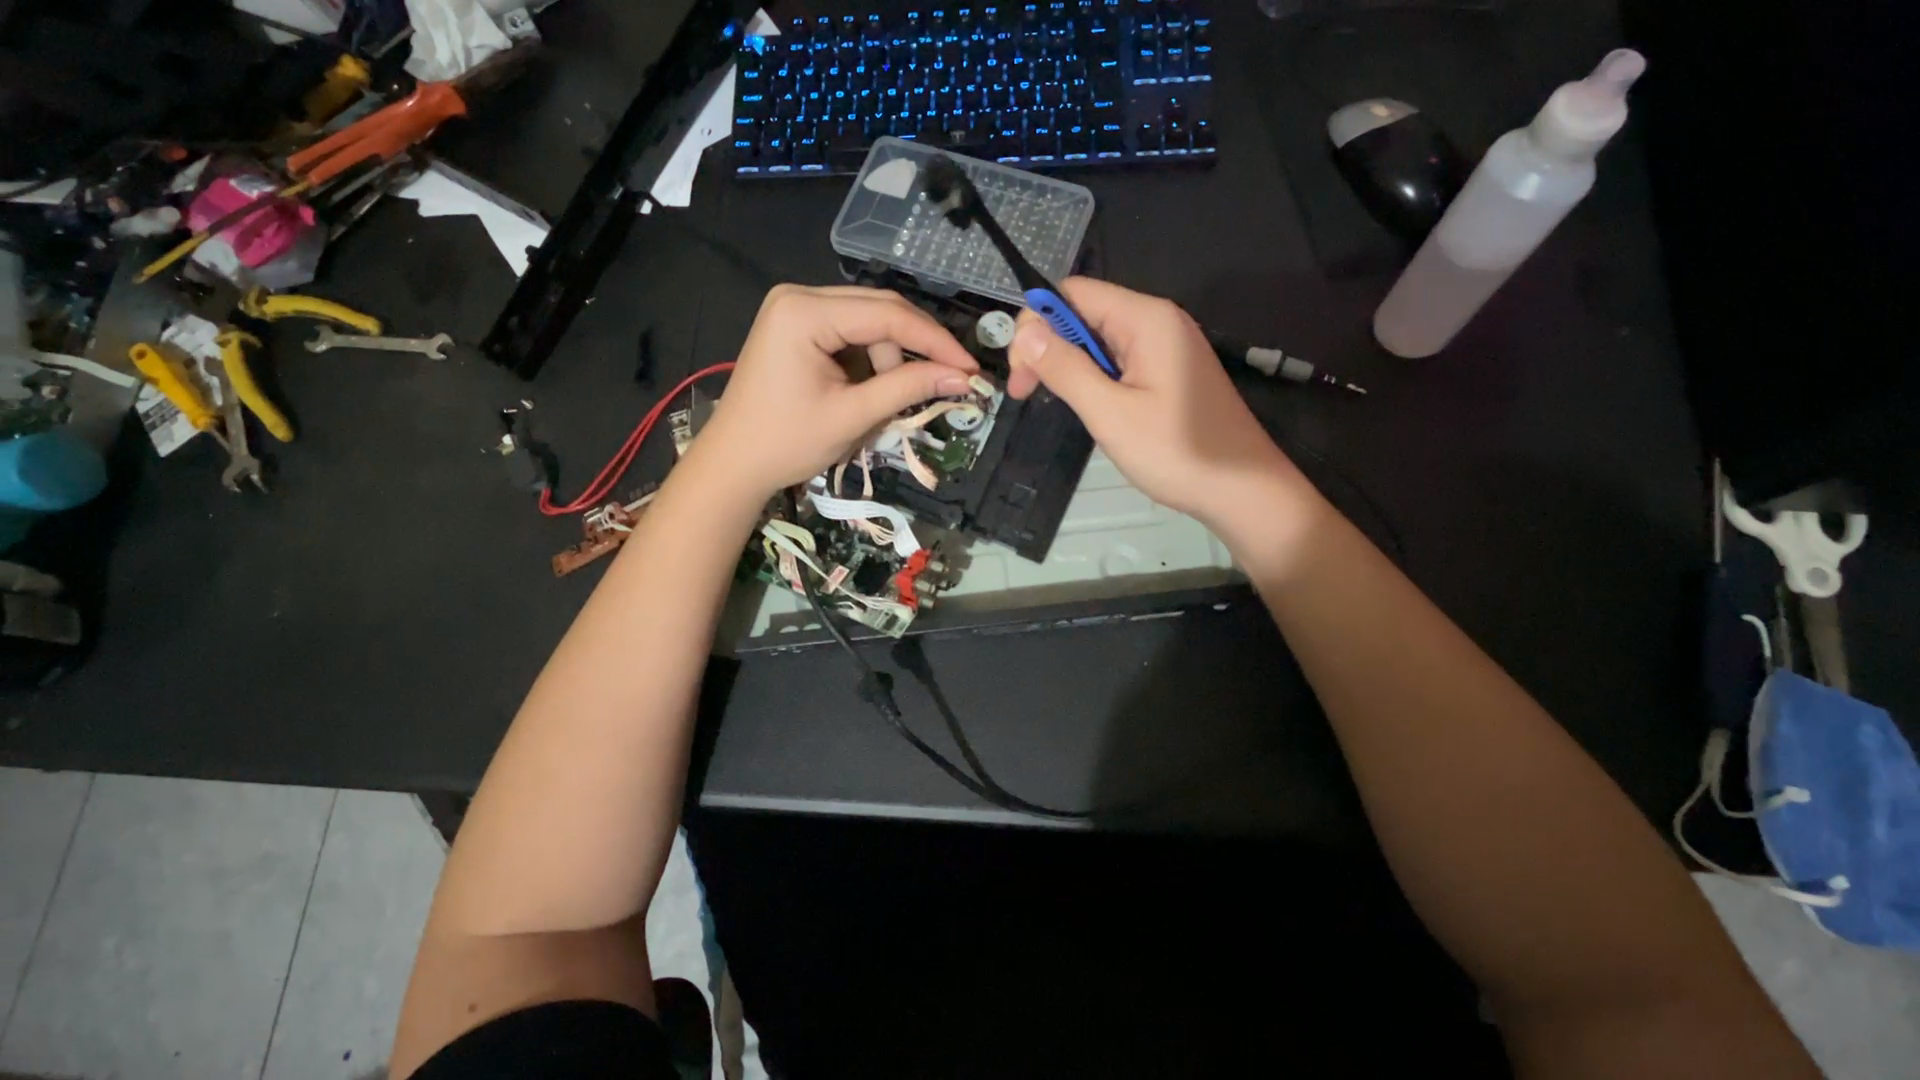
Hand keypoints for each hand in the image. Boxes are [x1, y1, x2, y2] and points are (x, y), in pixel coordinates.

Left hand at [693, 284, 979, 498]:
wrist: (733, 464)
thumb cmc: (786, 443)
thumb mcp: (853, 416)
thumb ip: (908, 389)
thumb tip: (964, 378)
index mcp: (804, 312)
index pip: (887, 315)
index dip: (934, 341)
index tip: (970, 369)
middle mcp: (799, 296)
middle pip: (880, 310)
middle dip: (915, 347)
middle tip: (951, 379)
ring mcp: (795, 307)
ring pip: (869, 321)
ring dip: (889, 357)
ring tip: (884, 400)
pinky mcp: (796, 324)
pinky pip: (850, 331)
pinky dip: (870, 358)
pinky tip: (869, 388)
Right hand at [1007, 277, 1308, 528]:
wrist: (1244, 490)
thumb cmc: (1178, 452)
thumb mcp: (1110, 413)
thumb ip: (1066, 369)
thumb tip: (1025, 334)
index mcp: (1146, 319)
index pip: (1073, 292)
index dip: (1037, 324)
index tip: (1020, 373)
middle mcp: (1158, 321)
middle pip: (1085, 313)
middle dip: (1048, 346)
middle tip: (1024, 394)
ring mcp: (1168, 347)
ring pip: (1100, 339)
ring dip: (1070, 365)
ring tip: (1056, 404)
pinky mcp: (1171, 372)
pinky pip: (1121, 359)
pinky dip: (1095, 377)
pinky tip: (1089, 406)